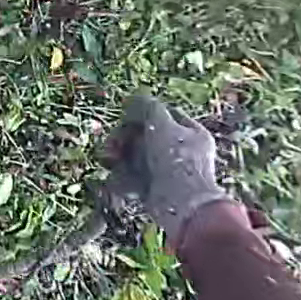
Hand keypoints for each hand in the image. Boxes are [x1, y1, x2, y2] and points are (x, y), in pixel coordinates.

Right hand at [113, 94, 228, 243]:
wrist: (180, 202)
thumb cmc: (175, 160)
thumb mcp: (163, 126)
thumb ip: (149, 107)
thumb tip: (135, 96)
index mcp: (192, 133)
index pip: (163, 113)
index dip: (141, 113)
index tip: (125, 117)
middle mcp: (181, 148)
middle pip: (143, 132)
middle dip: (123, 136)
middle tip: (113, 143)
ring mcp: (167, 166)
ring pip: (133, 151)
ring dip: (117, 153)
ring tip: (108, 158)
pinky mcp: (153, 183)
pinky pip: (131, 170)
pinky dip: (120, 170)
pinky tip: (114, 171)